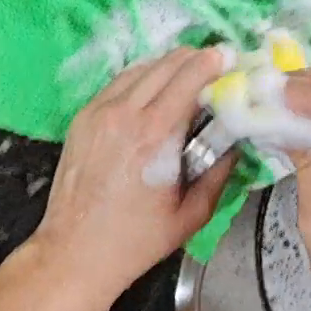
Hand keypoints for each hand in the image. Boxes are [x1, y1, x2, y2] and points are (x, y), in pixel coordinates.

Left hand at [29, 47, 234, 301]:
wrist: (75, 251)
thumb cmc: (135, 240)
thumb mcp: (192, 214)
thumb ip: (219, 173)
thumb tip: (236, 142)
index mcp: (154, 135)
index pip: (189, 78)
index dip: (213, 63)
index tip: (231, 60)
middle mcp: (124, 114)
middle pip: (165, 64)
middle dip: (194, 60)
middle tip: (215, 66)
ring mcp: (98, 112)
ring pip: (140, 68)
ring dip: (167, 66)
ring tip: (187, 76)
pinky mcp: (82, 118)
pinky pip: (117, 84)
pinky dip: (140, 79)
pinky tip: (153, 91)